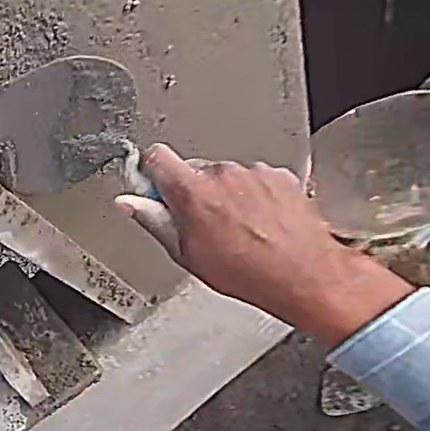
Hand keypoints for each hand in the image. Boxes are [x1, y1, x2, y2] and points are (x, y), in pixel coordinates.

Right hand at [114, 146, 412, 347]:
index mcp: (192, 191)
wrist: (300, 273)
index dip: (150, 173)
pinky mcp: (279, 175)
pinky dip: (250, 198)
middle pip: (192, 170)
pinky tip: (255, 225)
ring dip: (222, 196)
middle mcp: (223, 173)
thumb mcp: (183, 253)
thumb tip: (128, 202)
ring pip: (224, 177)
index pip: (157, 157)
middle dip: (190, 192)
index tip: (152, 191)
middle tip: (197, 227)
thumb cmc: (244, 270)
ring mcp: (254, 172)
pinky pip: (253, 180)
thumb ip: (153, 220)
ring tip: (232, 231)